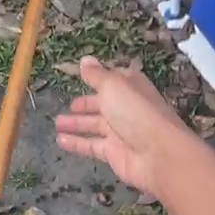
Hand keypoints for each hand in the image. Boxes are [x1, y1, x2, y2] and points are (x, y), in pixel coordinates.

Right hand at [54, 56, 201, 199]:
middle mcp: (126, 107)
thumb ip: (96, 75)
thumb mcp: (113, 86)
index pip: (113, 79)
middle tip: (68, 105)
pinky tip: (60, 140)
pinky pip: (91, 145)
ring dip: (77, 123)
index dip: (98, 78)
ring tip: (56, 122)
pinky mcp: (114, 153)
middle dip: (86, 104)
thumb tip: (84, 59)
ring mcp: (121, 131)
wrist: (158, 154)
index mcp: (131, 87)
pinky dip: (76, 143)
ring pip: (94, 125)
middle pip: (103, 103)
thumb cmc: (136, 112)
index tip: (82, 76)